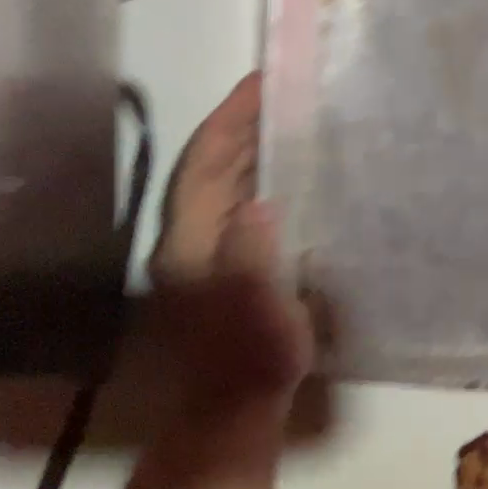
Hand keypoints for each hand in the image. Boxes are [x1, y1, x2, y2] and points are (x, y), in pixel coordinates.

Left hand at [146, 74, 313, 406]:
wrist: (238, 403)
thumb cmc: (253, 356)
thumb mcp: (258, 308)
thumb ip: (252, 256)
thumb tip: (260, 203)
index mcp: (192, 243)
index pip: (204, 167)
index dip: (229, 123)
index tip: (260, 85)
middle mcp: (192, 239)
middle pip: (210, 168)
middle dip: (240, 125)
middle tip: (282, 90)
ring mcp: (210, 251)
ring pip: (226, 183)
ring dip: (253, 147)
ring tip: (292, 117)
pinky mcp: (233, 262)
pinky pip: (244, 203)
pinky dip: (265, 177)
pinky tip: (296, 171)